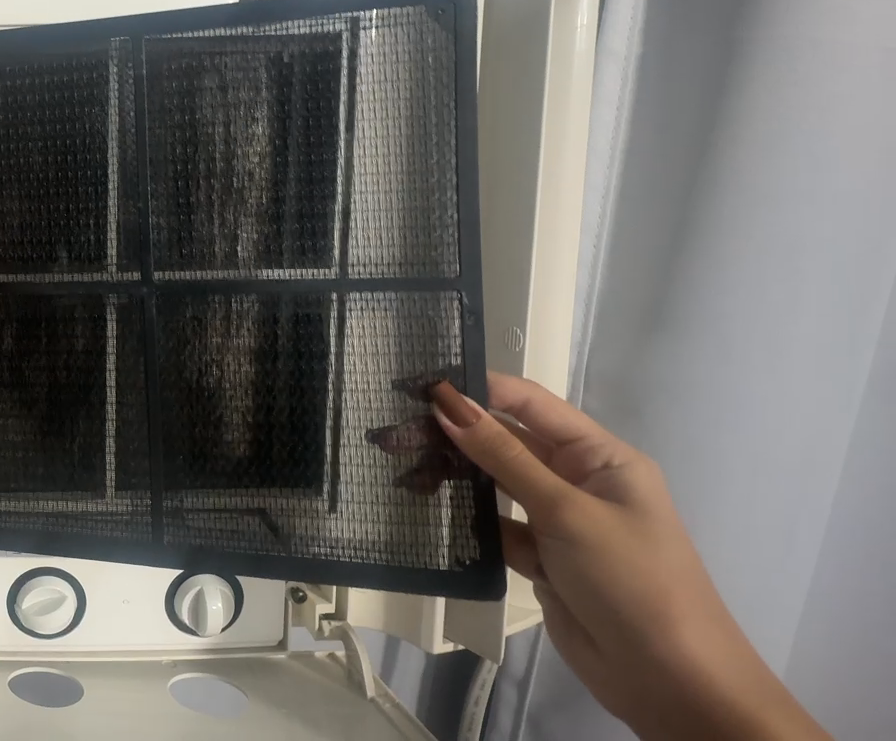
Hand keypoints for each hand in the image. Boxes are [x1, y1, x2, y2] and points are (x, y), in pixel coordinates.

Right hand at [432, 375, 827, 739]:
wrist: (672, 684)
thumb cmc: (631, 580)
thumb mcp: (565, 510)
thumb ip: (503, 456)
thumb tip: (447, 403)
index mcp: (600, 458)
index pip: (531, 404)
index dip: (479, 387)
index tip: (420, 382)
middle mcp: (578, 480)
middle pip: (508, 440)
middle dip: (456, 430)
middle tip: (395, 422)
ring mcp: (557, 519)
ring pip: (494, 480)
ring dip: (454, 471)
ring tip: (397, 459)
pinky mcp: (539, 555)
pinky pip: (492, 522)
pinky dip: (464, 516)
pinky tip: (422, 506)